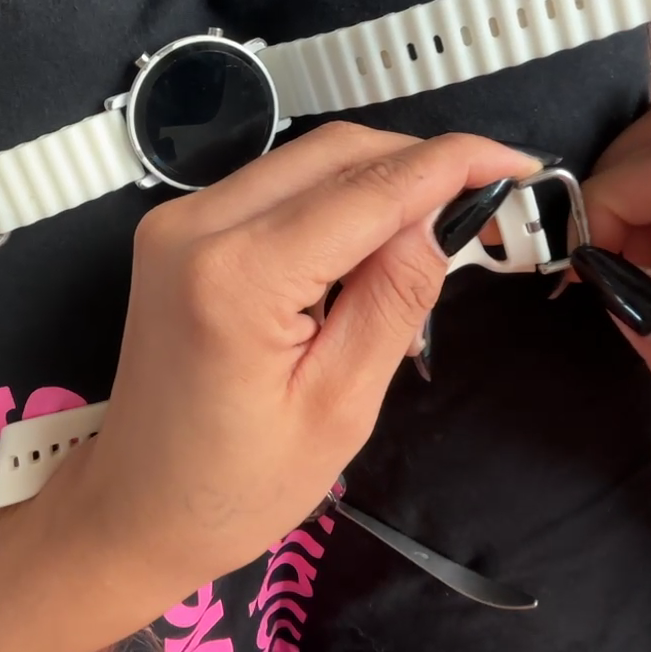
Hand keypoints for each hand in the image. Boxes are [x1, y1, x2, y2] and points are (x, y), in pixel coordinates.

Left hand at [51, 122, 538, 594]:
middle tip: (478, 202)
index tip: (514, 163)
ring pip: (302, 161)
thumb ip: (393, 295)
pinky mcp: (176, 227)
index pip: (366, 189)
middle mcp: (195, 223)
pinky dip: (329, 199)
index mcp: (236, 275)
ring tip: (426, 232)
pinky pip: (272, 186)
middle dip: (415, 163)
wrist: (136, 499)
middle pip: (331, 153)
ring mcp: (177, 218)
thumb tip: (438, 214)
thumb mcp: (340, 404)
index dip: (449, 165)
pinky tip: (361, 242)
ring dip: (374, 181)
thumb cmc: (238, 483)